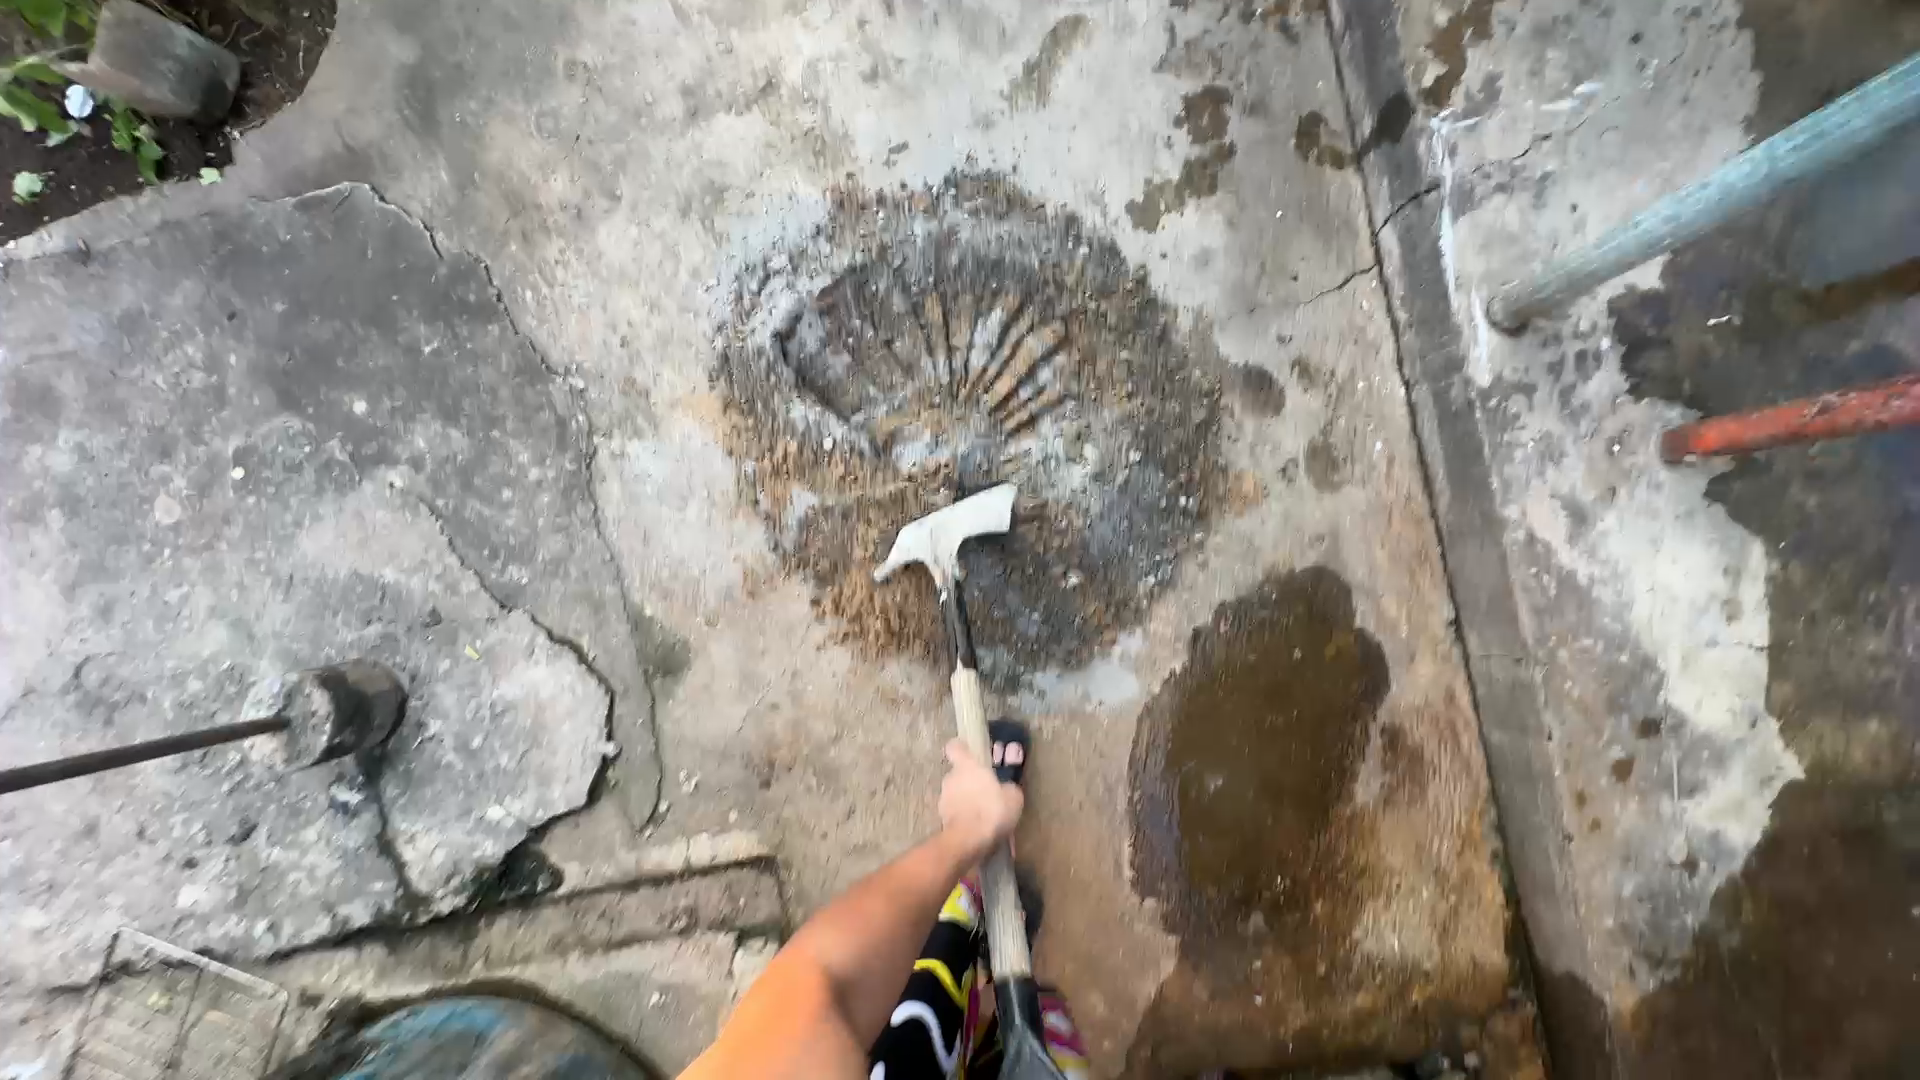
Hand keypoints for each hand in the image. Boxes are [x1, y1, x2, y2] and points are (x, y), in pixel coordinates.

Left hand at [938, 739, 1024, 860]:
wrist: (969, 839)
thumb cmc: (992, 809)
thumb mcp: (1013, 797)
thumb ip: (1007, 788)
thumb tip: (1005, 789)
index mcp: (967, 766)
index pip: (955, 747)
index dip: (961, 749)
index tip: (969, 754)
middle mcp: (951, 778)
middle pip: (958, 774)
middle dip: (969, 782)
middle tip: (986, 793)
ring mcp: (943, 799)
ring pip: (955, 795)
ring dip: (966, 801)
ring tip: (983, 816)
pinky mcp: (942, 819)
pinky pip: (954, 813)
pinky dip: (963, 818)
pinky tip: (977, 829)